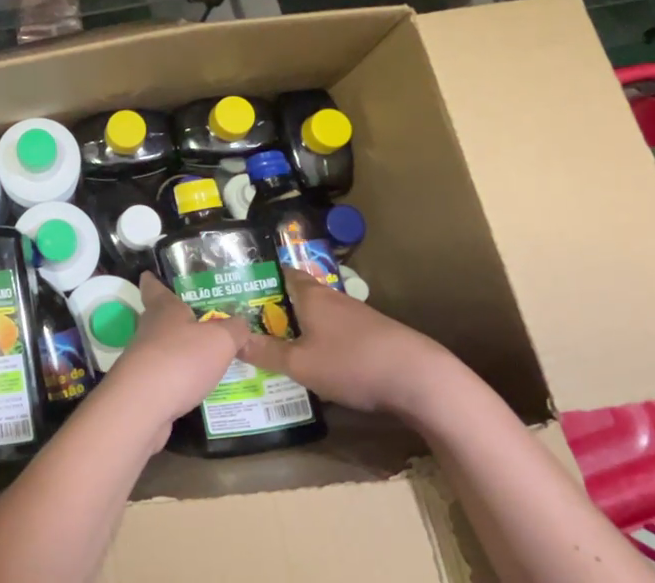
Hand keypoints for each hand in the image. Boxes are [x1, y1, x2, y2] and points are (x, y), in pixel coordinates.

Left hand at [94, 272, 249, 428]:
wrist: (143, 405)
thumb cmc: (181, 359)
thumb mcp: (220, 340)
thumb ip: (234, 330)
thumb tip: (240, 323)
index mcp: (163, 309)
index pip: (153, 287)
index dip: (153, 280)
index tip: (150, 274)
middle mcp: (149, 329)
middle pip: (160, 317)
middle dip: (177, 317)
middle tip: (202, 318)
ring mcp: (144, 359)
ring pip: (164, 347)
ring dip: (182, 350)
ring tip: (209, 355)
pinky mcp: (144, 386)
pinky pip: (166, 375)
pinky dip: (180, 377)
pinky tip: (199, 385)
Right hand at [237, 268, 459, 416]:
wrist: (421, 380)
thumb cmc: (352, 363)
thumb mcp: (300, 364)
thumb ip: (266, 352)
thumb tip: (233, 341)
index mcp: (312, 296)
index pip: (283, 274)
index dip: (262, 281)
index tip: (241, 294)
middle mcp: (334, 299)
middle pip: (299, 298)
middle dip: (277, 311)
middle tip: (252, 328)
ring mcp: (358, 318)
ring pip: (320, 318)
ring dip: (301, 330)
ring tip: (279, 350)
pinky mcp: (376, 338)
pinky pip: (338, 335)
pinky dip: (323, 344)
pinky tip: (319, 366)